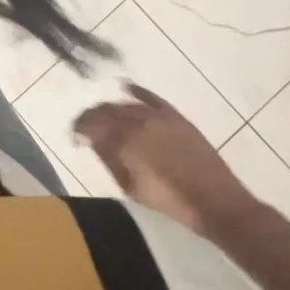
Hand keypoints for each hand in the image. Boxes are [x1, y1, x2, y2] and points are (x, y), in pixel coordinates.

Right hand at [75, 85, 261, 235]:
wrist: (214, 200)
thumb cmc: (169, 199)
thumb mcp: (130, 186)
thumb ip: (108, 159)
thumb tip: (91, 141)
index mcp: (124, 139)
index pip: (90, 125)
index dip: (79, 129)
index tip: (75, 139)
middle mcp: (138, 121)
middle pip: (105, 111)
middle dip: (91, 118)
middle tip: (85, 129)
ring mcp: (159, 116)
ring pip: (125, 105)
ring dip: (110, 109)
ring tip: (105, 120)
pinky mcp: (176, 117)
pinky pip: (152, 98)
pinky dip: (137, 92)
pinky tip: (127, 88)